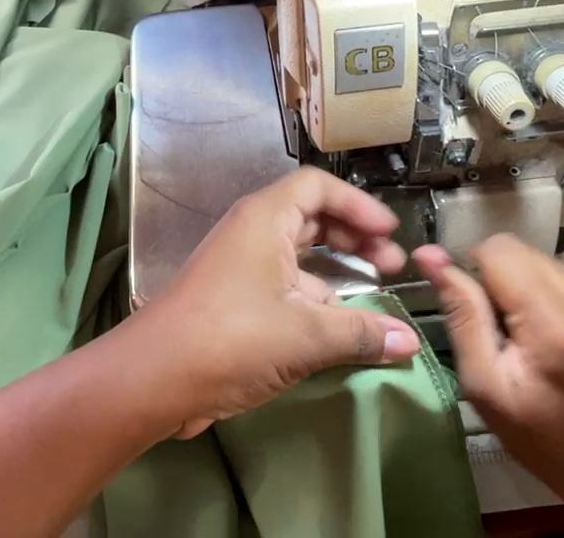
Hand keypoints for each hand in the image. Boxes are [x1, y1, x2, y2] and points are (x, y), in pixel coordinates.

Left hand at [125, 167, 421, 437]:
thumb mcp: (304, 335)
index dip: (358, 204)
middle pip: (313, 217)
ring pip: (301, 255)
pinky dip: (318, 298)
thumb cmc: (231, 338)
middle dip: (355, 237)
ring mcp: (243, 266)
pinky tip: (343, 328)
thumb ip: (360, 333)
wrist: (154, 378)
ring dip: (339, 270)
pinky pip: (288, 286)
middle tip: (392, 264)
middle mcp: (253, 232)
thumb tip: (409, 342)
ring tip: (376, 293)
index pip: (318, 186)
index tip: (390, 232)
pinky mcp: (238, 300)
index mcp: (265, 218)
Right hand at [414, 237, 563, 523]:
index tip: (482, 317)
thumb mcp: (487, 387)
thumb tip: (429, 255)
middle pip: (521, 251)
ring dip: (529, 288)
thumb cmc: (550, 440)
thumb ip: (461, 314)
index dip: (477, 275)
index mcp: (557, 321)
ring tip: (539, 340)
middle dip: (503, 282)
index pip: (497, 249)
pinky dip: (556, 296)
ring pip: (544, 260)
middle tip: (509, 335)